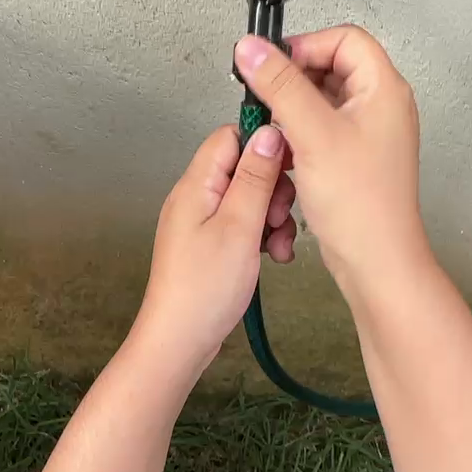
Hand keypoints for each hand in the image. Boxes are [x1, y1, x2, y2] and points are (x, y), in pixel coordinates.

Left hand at [129, 123, 295, 376]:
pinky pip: (243, 226)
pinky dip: (262, 237)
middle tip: (281, 219)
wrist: (180, 340)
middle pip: (244, 168)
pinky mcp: (210, 246)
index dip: (265, 145)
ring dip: (272, 218)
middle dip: (273, 189)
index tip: (292, 169)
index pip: (231, 136)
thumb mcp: (240, 225)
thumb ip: (255, 176)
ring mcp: (202, 223)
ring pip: (249, 199)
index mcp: (196, 185)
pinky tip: (275, 258)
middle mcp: (195, 198)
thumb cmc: (206, 286)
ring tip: (279, 247)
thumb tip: (270, 130)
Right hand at [233, 28, 428, 294]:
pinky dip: (299, 136)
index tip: (271, 67)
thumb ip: (280, 86)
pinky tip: (284, 155)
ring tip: (275, 131)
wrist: (374, 259)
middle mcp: (380, 108)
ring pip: (322, 102)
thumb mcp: (312, 133)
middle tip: (266, 98)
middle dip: (293, 81)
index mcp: (383, 90)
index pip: (344, 39)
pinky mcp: (353, 160)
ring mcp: (367, 135)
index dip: (305, 46)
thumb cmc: (359, 204)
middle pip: (331, 68)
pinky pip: (321, 132)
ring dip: (292, 111)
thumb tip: (251, 49)